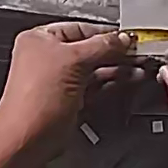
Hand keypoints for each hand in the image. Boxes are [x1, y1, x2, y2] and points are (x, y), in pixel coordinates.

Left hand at [0, 22, 137, 153]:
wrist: (28, 139)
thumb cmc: (35, 100)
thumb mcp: (74, 60)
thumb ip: (102, 46)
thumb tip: (122, 38)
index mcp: (39, 39)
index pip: (80, 28)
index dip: (105, 33)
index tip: (128, 37)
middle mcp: (47, 59)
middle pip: (89, 49)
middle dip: (115, 52)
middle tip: (138, 51)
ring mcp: (59, 81)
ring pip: (94, 69)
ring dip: (118, 67)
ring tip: (138, 65)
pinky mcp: (69, 101)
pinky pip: (95, 87)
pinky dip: (112, 83)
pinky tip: (128, 79)